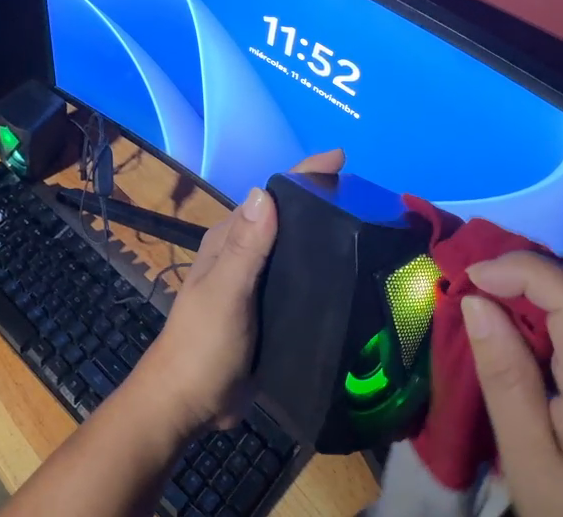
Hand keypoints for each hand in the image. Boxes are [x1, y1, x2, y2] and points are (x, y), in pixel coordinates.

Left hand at [131, 149, 346, 436]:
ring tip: (373, 235)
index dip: (303, 174)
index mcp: (230, 239)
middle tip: (373, 202)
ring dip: (328, 240)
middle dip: (324, 204)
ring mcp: (259, 284)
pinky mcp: (273, 313)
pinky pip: (303, 283)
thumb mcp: (225, 293)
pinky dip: (325, 274)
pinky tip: (354, 280)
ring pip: (298, 251)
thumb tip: (264, 191)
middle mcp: (245, 254)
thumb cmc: (203, 344)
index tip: (343, 159)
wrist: (189, 404)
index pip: (270, 195)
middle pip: (288, 219)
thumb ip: (245, 248)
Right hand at [462, 252, 562, 516]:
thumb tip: (476, 300)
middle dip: (519, 275)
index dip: (519, 268)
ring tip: (480, 311)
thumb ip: (504, 376)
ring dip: (529, 301)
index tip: (469, 276)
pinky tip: (515, 347)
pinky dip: (545, 328)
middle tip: (464, 285)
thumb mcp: (528, 457)